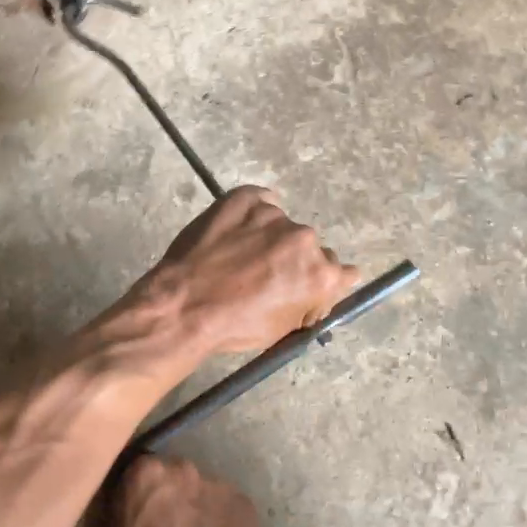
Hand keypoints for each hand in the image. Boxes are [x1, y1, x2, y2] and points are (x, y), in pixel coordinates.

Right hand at [83, 455, 273, 526]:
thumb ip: (99, 509)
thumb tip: (102, 488)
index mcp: (144, 474)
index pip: (133, 468)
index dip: (132, 494)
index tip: (131, 517)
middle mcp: (183, 468)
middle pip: (169, 476)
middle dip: (163, 498)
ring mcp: (219, 484)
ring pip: (197, 491)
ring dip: (191, 509)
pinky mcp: (245, 504)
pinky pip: (223, 506)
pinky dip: (216, 522)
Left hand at [137, 186, 359, 355]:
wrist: (184, 304)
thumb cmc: (235, 326)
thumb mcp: (284, 329)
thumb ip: (310, 303)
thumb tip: (316, 293)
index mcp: (322, 275)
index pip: (342, 272)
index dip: (320, 282)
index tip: (300, 286)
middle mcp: (306, 239)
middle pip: (310, 247)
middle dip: (293, 258)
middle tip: (264, 273)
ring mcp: (274, 215)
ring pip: (282, 224)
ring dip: (270, 236)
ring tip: (239, 253)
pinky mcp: (246, 197)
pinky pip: (261, 200)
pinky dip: (253, 213)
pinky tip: (235, 229)